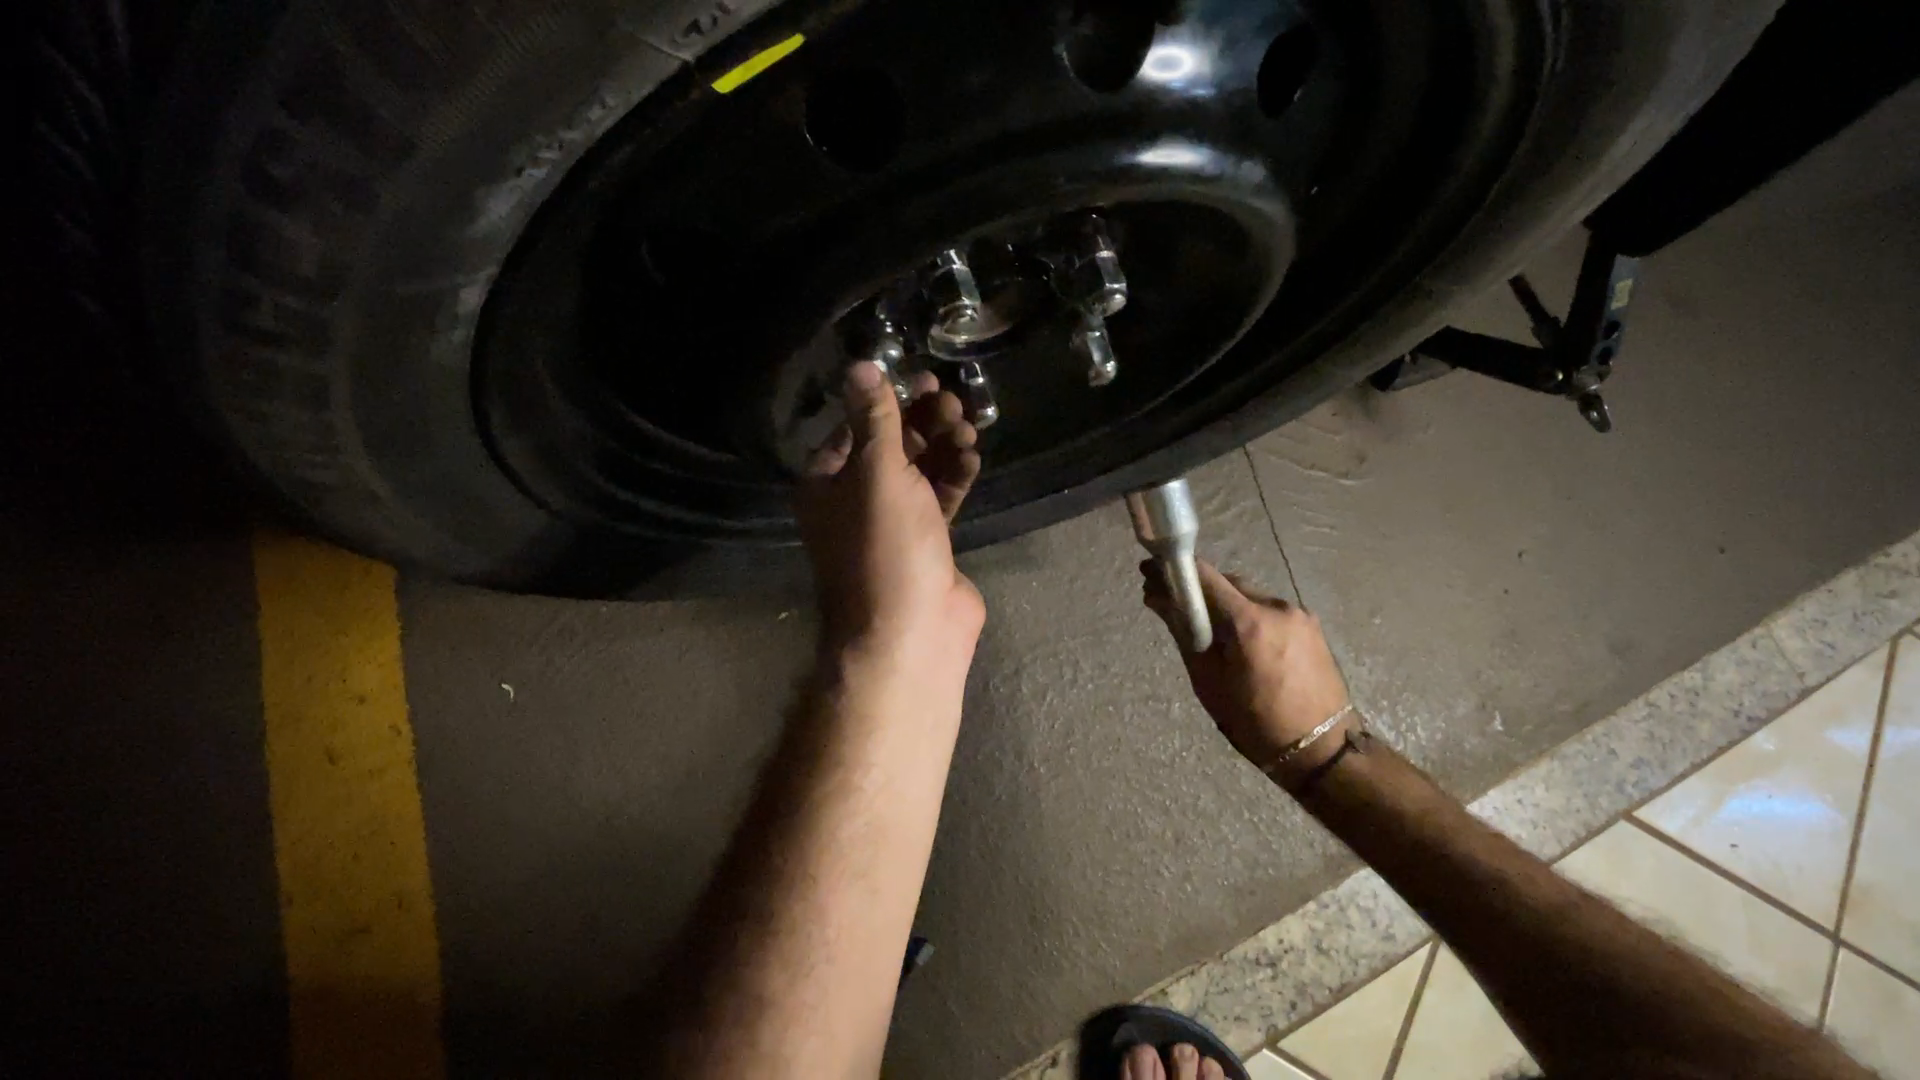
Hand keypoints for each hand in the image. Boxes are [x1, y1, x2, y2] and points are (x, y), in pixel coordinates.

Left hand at [797, 362, 984, 671]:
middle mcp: (855, 500)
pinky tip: (972, 459)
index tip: (923, 380)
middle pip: (891, 446)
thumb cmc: (885, 548)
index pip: (856, 427)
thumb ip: (875, 420)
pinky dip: (954, 477)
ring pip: (919, 472)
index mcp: (827, 483)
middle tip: (954, 402)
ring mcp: (893, 524)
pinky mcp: (926, 543)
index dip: (889, 401)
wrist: (910, 633)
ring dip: (943, 447)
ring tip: (969, 429)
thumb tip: (860, 366)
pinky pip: (939, 499)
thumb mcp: (877, 474)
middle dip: (923, 422)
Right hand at [1142, 560, 1351, 777]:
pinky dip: (1250, 619)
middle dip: (1200, 591)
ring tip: (1213, 635)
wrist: (1323, 750)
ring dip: (1227, 607)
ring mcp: (1300, 615)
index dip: (1174, 571)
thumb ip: (1183, 632)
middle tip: (1176, 608)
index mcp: (1249, 621)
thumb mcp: (1208, 680)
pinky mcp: (1312, 626)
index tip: (1151, 572)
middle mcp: (1277, 606)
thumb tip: (1157, 596)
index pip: (1204, 576)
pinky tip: (1244, 646)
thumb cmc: (1255, 722)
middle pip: (1228, 584)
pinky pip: (1270, 612)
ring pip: (1250, 597)